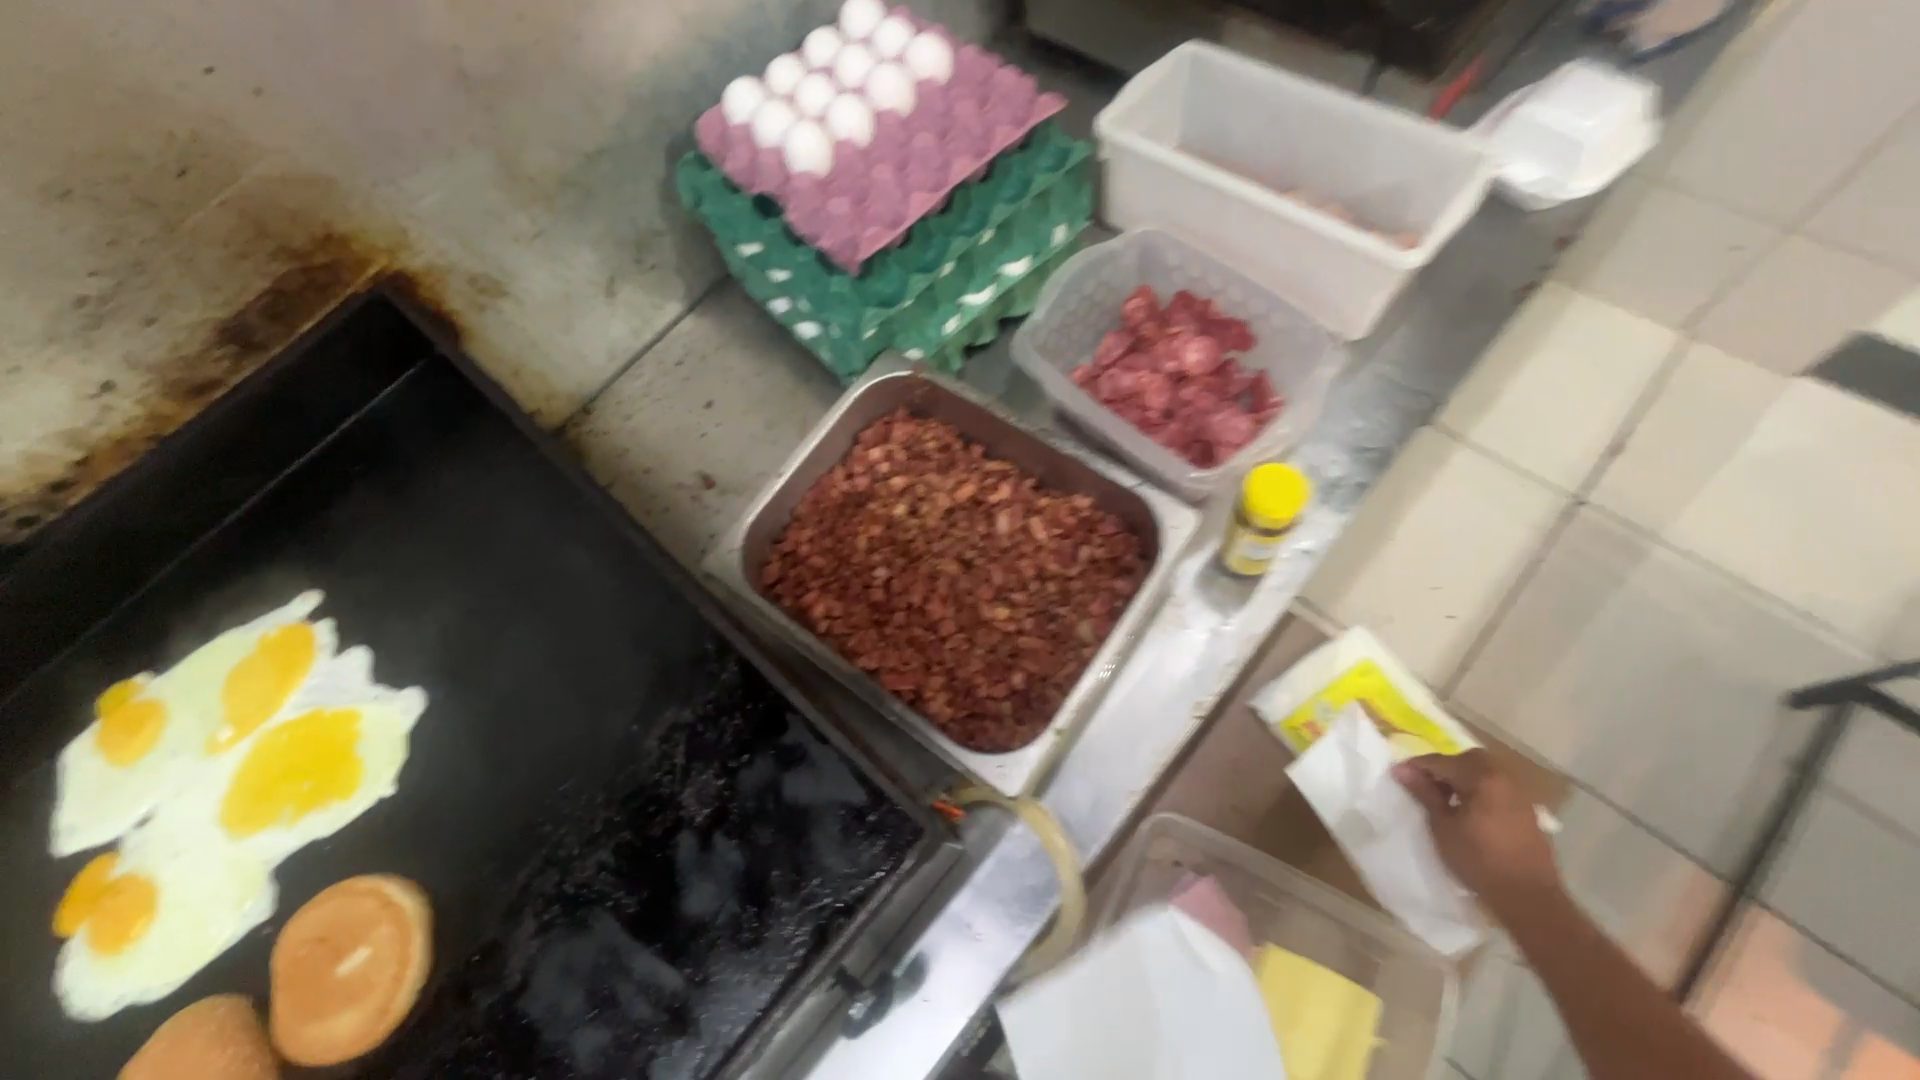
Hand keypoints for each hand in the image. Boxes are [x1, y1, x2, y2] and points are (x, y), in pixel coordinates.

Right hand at [1393, 750, 1562, 919]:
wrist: (1528, 896)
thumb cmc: (1479, 861)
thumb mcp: (1443, 827)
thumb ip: (1424, 794)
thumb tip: (1401, 770)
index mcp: (1482, 778)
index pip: (1442, 761)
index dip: (1417, 766)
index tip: (1398, 775)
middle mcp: (1504, 778)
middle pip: (1468, 759)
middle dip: (1444, 767)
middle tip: (1425, 785)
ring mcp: (1519, 794)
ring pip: (1485, 772)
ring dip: (1463, 777)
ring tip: (1446, 800)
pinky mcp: (1526, 810)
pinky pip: (1497, 787)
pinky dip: (1479, 790)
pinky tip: (1468, 811)